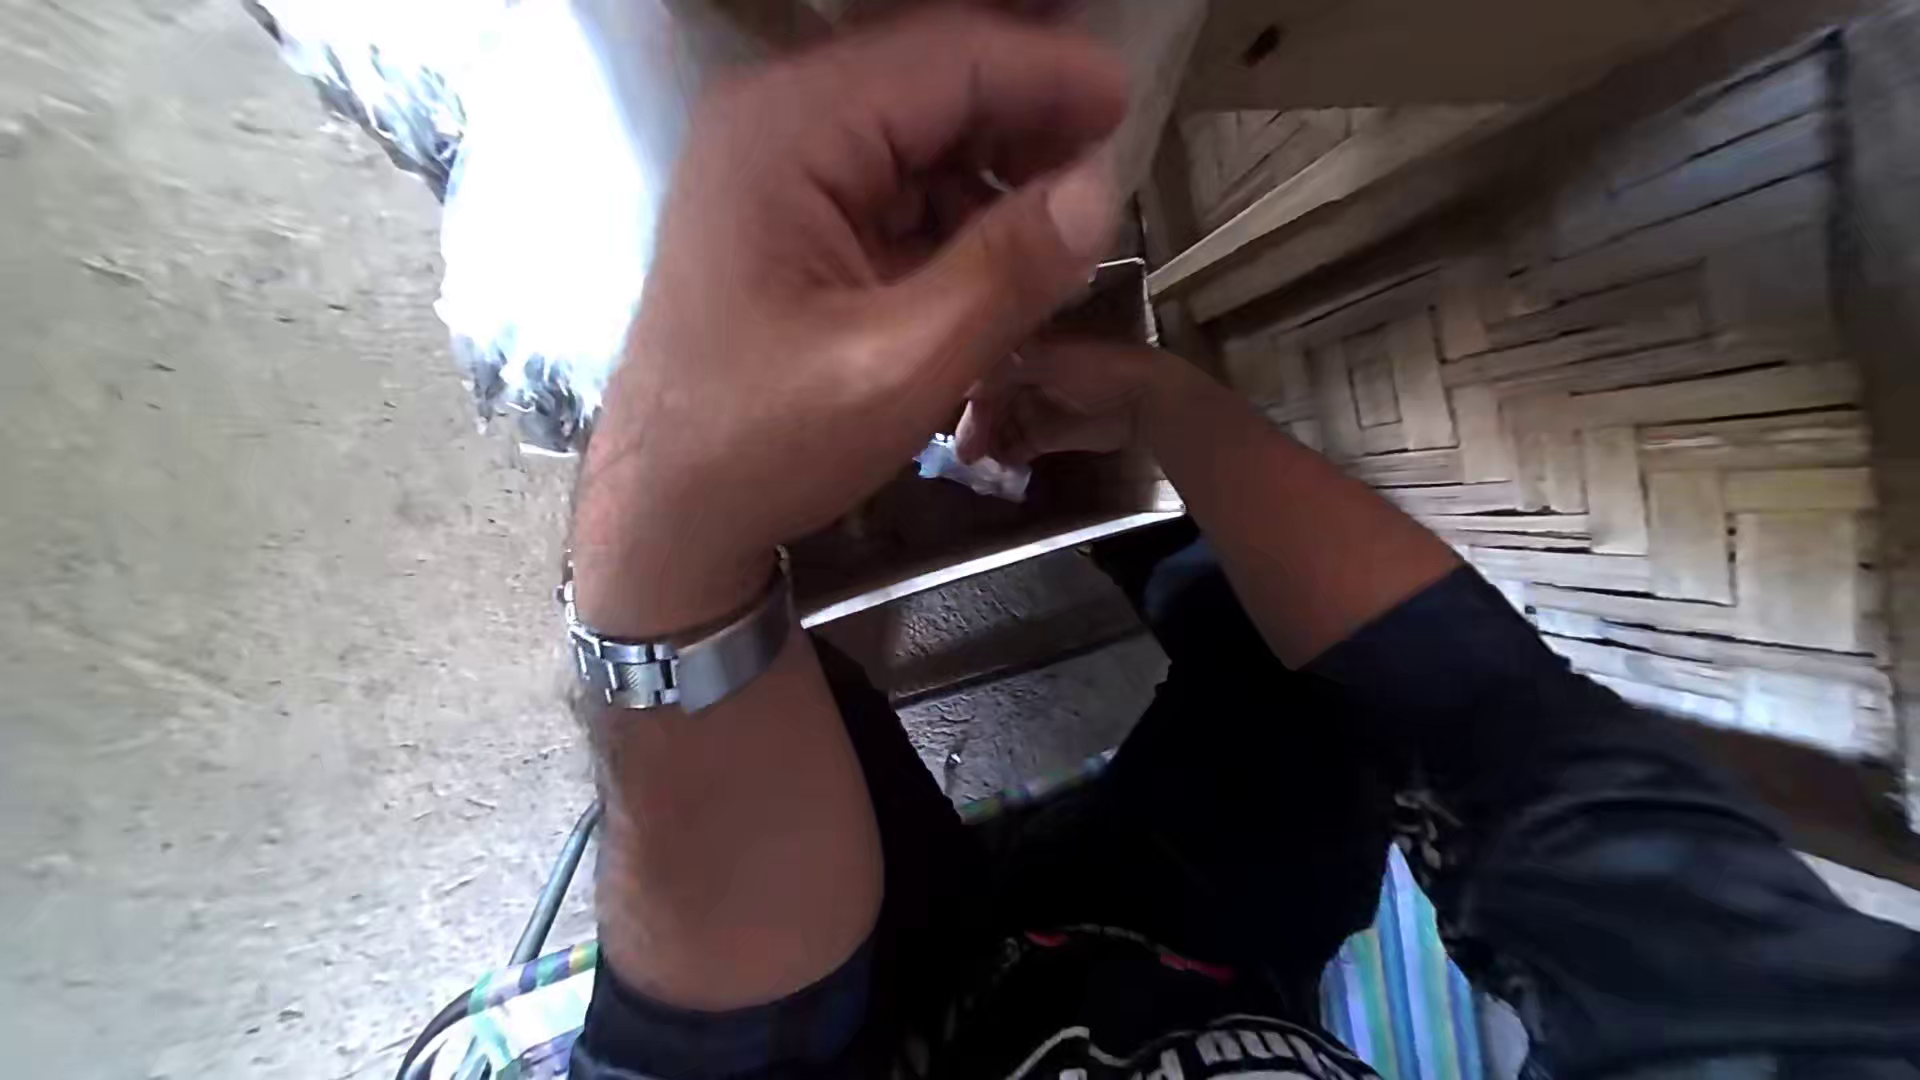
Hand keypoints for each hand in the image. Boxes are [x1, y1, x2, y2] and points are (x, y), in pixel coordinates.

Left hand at [571, 9, 1126, 636]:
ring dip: (985, 190)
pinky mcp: (783, 243)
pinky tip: (983, 276)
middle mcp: (772, 136)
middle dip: (1020, 131)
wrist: (671, 512)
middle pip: (924, 97)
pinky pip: (883, 210)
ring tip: (1050, 244)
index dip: (1046, 76)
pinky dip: (944, 233)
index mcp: (789, 134)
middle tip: (1095, 185)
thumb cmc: (769, 445)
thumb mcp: (901, 365)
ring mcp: (772, 190)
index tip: (1126, 105)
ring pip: (908, 157)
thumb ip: (1003, 273)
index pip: (945, 59)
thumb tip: (1100, 193)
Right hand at [954, 338, 1184, 465]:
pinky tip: (994, 465)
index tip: (948, 412)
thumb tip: (963, 381)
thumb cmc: (1097, 370)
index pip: (983, 370)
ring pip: (998, 426)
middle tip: (965, 454)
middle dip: (975, 426)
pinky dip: (1005, 455)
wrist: (1143, 401)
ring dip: (986, 443)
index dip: (966, 391)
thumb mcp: (1047, 359)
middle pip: (988, 402)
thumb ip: (1004, 367)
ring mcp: (1034, 407)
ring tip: (975, 464)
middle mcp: (1022, 376)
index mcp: (1022, 349)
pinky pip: (1016, 446)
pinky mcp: (1046, 435)